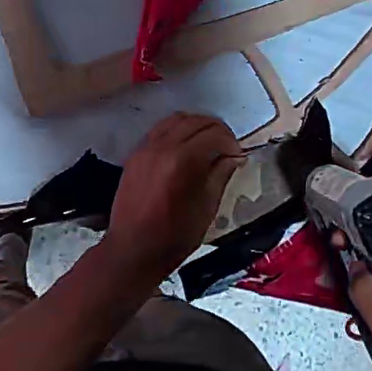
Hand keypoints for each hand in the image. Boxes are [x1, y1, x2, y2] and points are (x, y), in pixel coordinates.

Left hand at [104, 113, 242, 277]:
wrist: (132, 251)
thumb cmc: (175, 236)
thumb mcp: (207, 207)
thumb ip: (220, 175)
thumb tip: (233, 156)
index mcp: (183, 161)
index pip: (215, 135)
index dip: (231, 143)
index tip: (238, 155)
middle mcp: (163, 147)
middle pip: (197, 121)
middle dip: (218, 130)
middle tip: (228, 147)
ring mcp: (146, 148)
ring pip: (177, 119)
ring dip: (197, 126)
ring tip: (208, 143)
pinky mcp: (135, 154)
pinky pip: (160, 129)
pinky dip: (177, 130)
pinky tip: (185, 147)